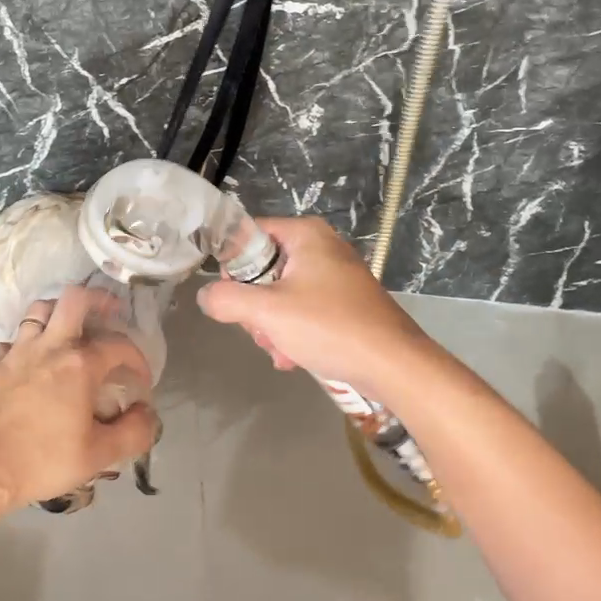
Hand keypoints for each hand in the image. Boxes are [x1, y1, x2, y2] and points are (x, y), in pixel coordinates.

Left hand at [0, 285, 158, 510]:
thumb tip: (147, 413)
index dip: (137, 359)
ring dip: (59, 312)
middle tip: (109, 312)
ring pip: (39, 310)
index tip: (141, 380)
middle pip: (74, 299)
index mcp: (80, 365)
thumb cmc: (44, 460)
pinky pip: (14, 339)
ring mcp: (19, 351)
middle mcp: (50, 346)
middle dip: (97, 298)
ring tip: (70, 328)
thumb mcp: (99, 455)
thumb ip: (132, 432)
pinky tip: (32, 358)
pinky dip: (26, 341)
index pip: (119, 346)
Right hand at [198, 216, 428, 387]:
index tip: (230, 296)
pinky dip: (295, 331)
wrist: (396, 366)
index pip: (248, 234)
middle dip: (255, 306)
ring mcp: (337, 274)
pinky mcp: (347, 302)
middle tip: (261, 331)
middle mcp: (322, 246)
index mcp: (305, 234)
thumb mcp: (267, 312)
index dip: (231, 265)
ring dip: (273, 325)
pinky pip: (305, 308)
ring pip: (282, 293)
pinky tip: (295, 358)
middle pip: (264, 267)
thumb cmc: (330, 327)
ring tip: (281, 352)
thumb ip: (227, 299)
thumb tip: (205, 296)